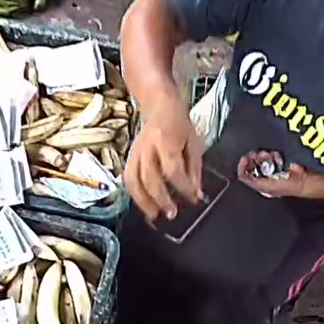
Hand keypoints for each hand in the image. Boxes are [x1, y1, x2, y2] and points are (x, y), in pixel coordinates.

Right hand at [124, 99, 202, 220]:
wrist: (159, 107)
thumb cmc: (179, 125)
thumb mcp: (194, 143)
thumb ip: (194, 170)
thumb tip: (195, 194)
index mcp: (166, 140)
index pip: (172, 169)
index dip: (182, 187)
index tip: (193, 198)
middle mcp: (147, 147)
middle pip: (150, 178)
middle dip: (161, 199)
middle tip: (172, 214)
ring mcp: (135, 153)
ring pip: (133, 181)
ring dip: (143, 202)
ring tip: (154, 216)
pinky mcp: (129, 158)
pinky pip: (128, 180)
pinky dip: (135, 195)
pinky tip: (144, 205)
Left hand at [237, 152, 311, 197]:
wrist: (302, 179)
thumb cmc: (286, 187)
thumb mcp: (266, 187)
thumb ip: (253, 182)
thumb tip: (241, 175)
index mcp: (259, 184)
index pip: (245, 175)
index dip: (243, 166)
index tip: (245, 158)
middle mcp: (263, 176)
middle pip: (252, 164)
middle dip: (253, 159)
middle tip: (256, 154)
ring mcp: (271, 167)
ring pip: (260, 158)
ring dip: (263, 155)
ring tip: (268, 155)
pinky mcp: (279, 160)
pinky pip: (270, 154)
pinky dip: (272, 153)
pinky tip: (276, 156)